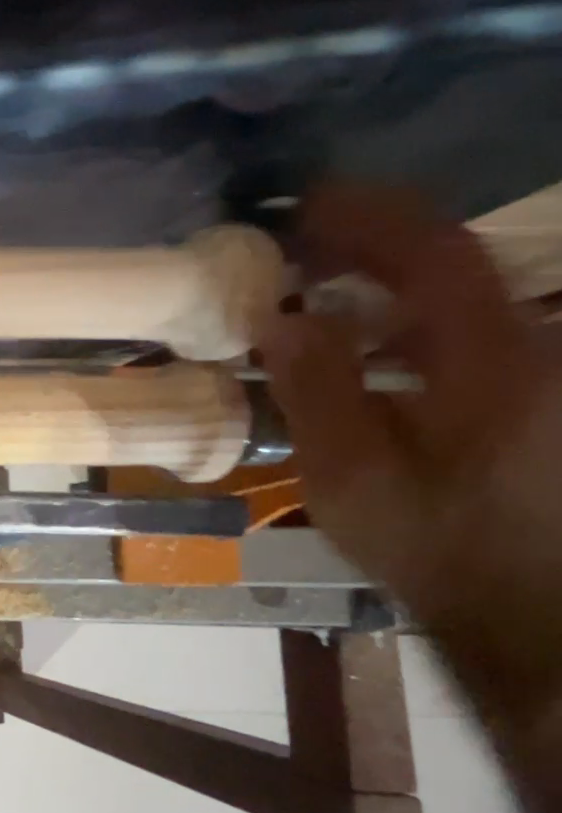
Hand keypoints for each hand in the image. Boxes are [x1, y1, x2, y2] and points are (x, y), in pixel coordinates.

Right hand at [258, 184, 561, 678]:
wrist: (528, 609)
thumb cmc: (434, 545)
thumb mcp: (351, 478)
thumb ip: (315, 391)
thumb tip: (277, 318)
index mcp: (491, 364)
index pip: (434, 256)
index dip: (367, 217)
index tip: (301, 203)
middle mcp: (534, 348)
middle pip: (455, 263)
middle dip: (370, 242)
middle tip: (293, 245)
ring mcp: (541, 367)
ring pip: (467, 292)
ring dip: (388, 277)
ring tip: (316, 284)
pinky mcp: (533, 389)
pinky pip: (473, 325)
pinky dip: (411, 313)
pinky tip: (365, 335)